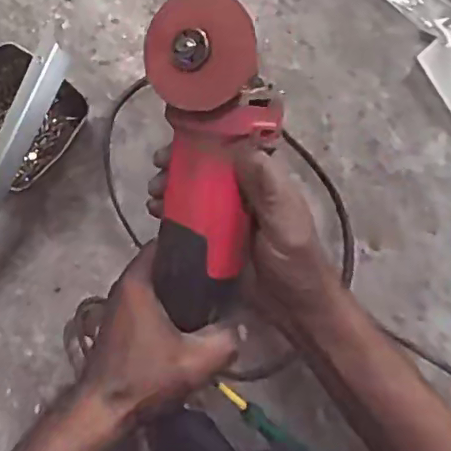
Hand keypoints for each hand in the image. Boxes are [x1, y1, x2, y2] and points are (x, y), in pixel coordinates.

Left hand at [80, 243, 240, 425]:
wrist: (104, 409)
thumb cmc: (145, 376)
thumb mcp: (195, 362)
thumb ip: (225, 341)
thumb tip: (240, 326)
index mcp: (137, 280)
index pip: (163, 242)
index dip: (188, 242)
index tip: (213, 250)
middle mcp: (123, 284)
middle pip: (160, 265)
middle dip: (186, 270)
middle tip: (216, 279)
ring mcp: (117, 304)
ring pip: (153, 286)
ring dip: (175, 292)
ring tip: (206, 302)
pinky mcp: (118, 322)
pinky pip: (146, 303)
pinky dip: (164, 307)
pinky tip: (184, 325)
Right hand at [146, 143, 337, 324]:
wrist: (295, 311)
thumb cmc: (296, 262)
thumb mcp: (284, 222)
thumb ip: (266, 187)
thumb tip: (241, 145)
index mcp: (265, 179)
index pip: (232, 147)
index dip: (205, 139)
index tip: (179, 140)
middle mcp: (244, 190)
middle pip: (207, 166)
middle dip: (180, 162)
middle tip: (159, 167)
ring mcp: (227, 213)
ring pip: (194, 188)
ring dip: (171, 184)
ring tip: (154, 193)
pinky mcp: (213, 236)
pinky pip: (188, 214)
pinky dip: (169, 208)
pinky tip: (155, 211)